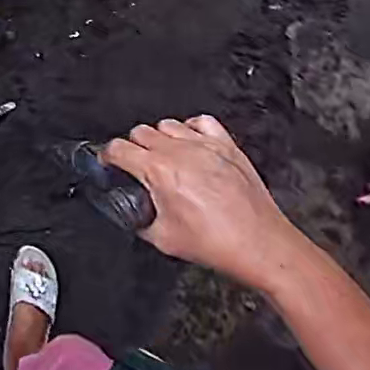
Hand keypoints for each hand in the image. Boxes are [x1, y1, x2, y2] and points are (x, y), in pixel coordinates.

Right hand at [100, 115, 317, 294]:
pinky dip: (190, 129)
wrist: (263, 248)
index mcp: (159, 171)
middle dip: (132, 148)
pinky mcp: (227, 147)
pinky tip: (190, 145)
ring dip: (159, 139)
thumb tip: (128, 210)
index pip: (117, 148)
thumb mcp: (162, 239)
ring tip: (164, 158)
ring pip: (166, 124)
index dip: (107, 156)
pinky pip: (200, 121)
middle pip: (139, 132)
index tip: (109, 163)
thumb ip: (137, 218)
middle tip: (138, 167)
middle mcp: (180, 152)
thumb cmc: (220, 244)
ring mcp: (205, 146)